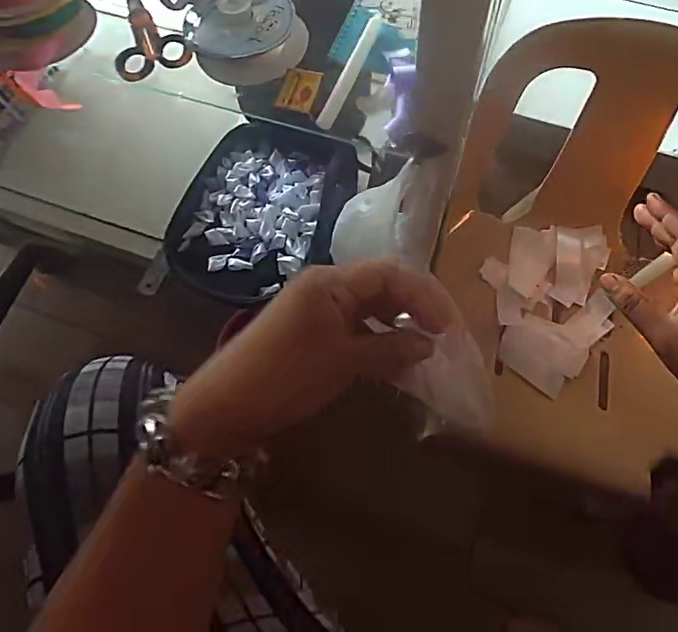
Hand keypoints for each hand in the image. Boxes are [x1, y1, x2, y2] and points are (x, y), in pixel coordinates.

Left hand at [170, 259, 458, 459]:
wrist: (226, 405)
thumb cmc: (285, 377)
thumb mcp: (342, 363)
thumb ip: (389, 348)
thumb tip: (429, 343)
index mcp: (332, 281)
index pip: (392, 273)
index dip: (426, 296)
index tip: (450, 329)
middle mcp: (327, 284)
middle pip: (384, 284)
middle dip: (418, 306)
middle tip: (447, 338)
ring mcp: (319, 306)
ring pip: (372, 304)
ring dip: (401, 323)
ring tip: (429, 350)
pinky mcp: (315, 328)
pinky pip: (357, 323)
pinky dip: (380, 338)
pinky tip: (398, 360)